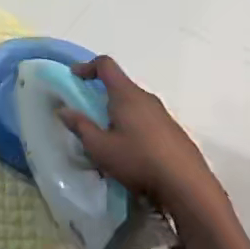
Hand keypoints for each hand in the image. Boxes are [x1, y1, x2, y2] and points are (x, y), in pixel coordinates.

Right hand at [60, 56, 224, 221]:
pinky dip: (132, 126)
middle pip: (120, 86)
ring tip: (107, 139)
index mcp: (126, 95)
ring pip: (134, 105)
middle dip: (101, 95)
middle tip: (87, 115)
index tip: (74, 77)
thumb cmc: (137, 160)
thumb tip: (63, 110)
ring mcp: (162, 114)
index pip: (106, 65)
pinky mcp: (172, 131)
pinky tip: (129, 152)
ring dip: (117, 114)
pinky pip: (146, 120)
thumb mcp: (100, 147)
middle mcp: (146, 98)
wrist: (185, 183)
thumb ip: (80, 126)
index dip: (87, 67)